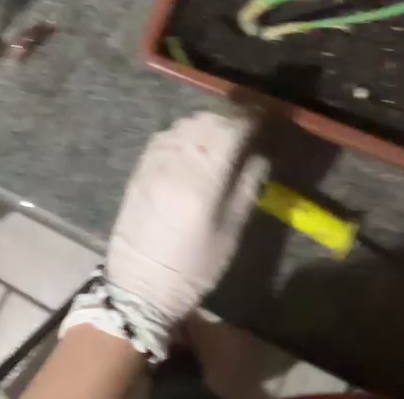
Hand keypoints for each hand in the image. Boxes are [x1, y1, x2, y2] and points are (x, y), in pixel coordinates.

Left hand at [106, 112, 269, 324]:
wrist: (138, 286)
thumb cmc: (192, 267)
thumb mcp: (230, 233)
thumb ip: (247, 187)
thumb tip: (261, 156)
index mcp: (203, 178)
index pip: (231, 130)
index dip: (250, 119)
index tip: (264, 118)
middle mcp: (178, 160)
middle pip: (208, 120)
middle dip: (231, 119)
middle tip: (247, 130)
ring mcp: (156, 159)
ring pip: (187, 123)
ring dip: (209, 123)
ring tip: (223, 137)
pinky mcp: (141, 165)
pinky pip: (168, 133)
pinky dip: (186, 131)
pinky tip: (195, 145)